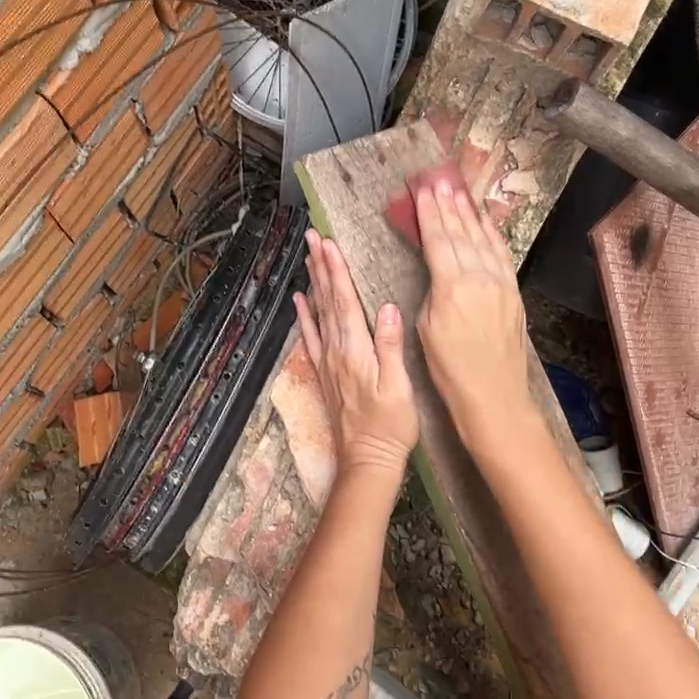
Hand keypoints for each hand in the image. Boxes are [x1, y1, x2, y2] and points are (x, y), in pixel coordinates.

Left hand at [294, 230, 418, 473]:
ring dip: (313, 282)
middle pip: (327, 300)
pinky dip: (304, 316)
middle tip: (312, 236)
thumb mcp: (399, 387)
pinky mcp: (325, 373)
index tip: (330, 243)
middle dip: (321, 266)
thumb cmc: (391, 427)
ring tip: (308, 256)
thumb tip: (388, 307)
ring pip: (318, 313)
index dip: (337, 269)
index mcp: (356, 349)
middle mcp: (336, 350)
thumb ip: (391, 345)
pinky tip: (299, 299)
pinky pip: (311, 337)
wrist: (366, 462)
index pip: (345, 300)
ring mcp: (328, 361)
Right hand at [414, 177, 537, 452]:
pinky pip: (501, 254)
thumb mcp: (427, 327)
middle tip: (437, 180)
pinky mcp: (513, 292)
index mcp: (452, 286)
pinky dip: (492, 234)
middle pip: (460, 233)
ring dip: (469, 213)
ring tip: (458, 190)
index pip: (437, 239)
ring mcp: (500, 283)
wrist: (494, 396)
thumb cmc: (450, 368)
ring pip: (482, 239)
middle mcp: (479, 277)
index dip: (429, 213)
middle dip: (447, 205)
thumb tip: (438, 270)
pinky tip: (485, 220)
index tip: (422, 190)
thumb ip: (434, 291)